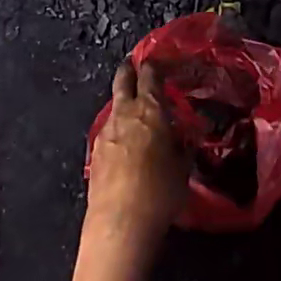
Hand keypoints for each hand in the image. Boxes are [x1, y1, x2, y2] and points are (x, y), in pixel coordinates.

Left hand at [87, 61, 189, 246]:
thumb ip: (183, 146)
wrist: (120, 219)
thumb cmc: (161, 192)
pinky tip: (125, 142)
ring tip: (135, 111)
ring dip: (124, 102)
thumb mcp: (183, 169)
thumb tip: (185, 135)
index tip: (157, 61)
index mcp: (150, 110)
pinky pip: (109, 129)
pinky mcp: (95, 149)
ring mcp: (106, 129)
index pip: (150, 76)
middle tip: (134, 65)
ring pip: (115, 105)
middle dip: (129, 69)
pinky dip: (118, 127)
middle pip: (123, 79)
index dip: (153, 65)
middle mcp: (125, 112)